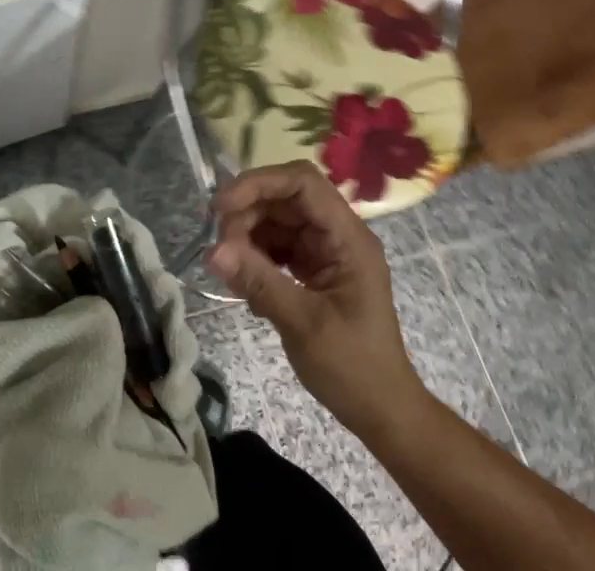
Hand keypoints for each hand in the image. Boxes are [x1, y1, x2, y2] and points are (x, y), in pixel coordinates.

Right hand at [206, 162, 425, 435]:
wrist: (382, 409)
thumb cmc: (354, 367)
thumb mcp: (304, 324)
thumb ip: (259, 282)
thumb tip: (212, 251)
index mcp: (348, 238)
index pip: (302, 184)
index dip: (259, 184)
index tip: (220, 208)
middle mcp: (337, 235)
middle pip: (285, 198)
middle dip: (246, 212)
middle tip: (218, 247)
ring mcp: (325, 252)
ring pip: (276, 220)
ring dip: (246, 235)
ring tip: (226, 267)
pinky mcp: (313, 270)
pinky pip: (277, 246)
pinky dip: (254, 256)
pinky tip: (241, 283)